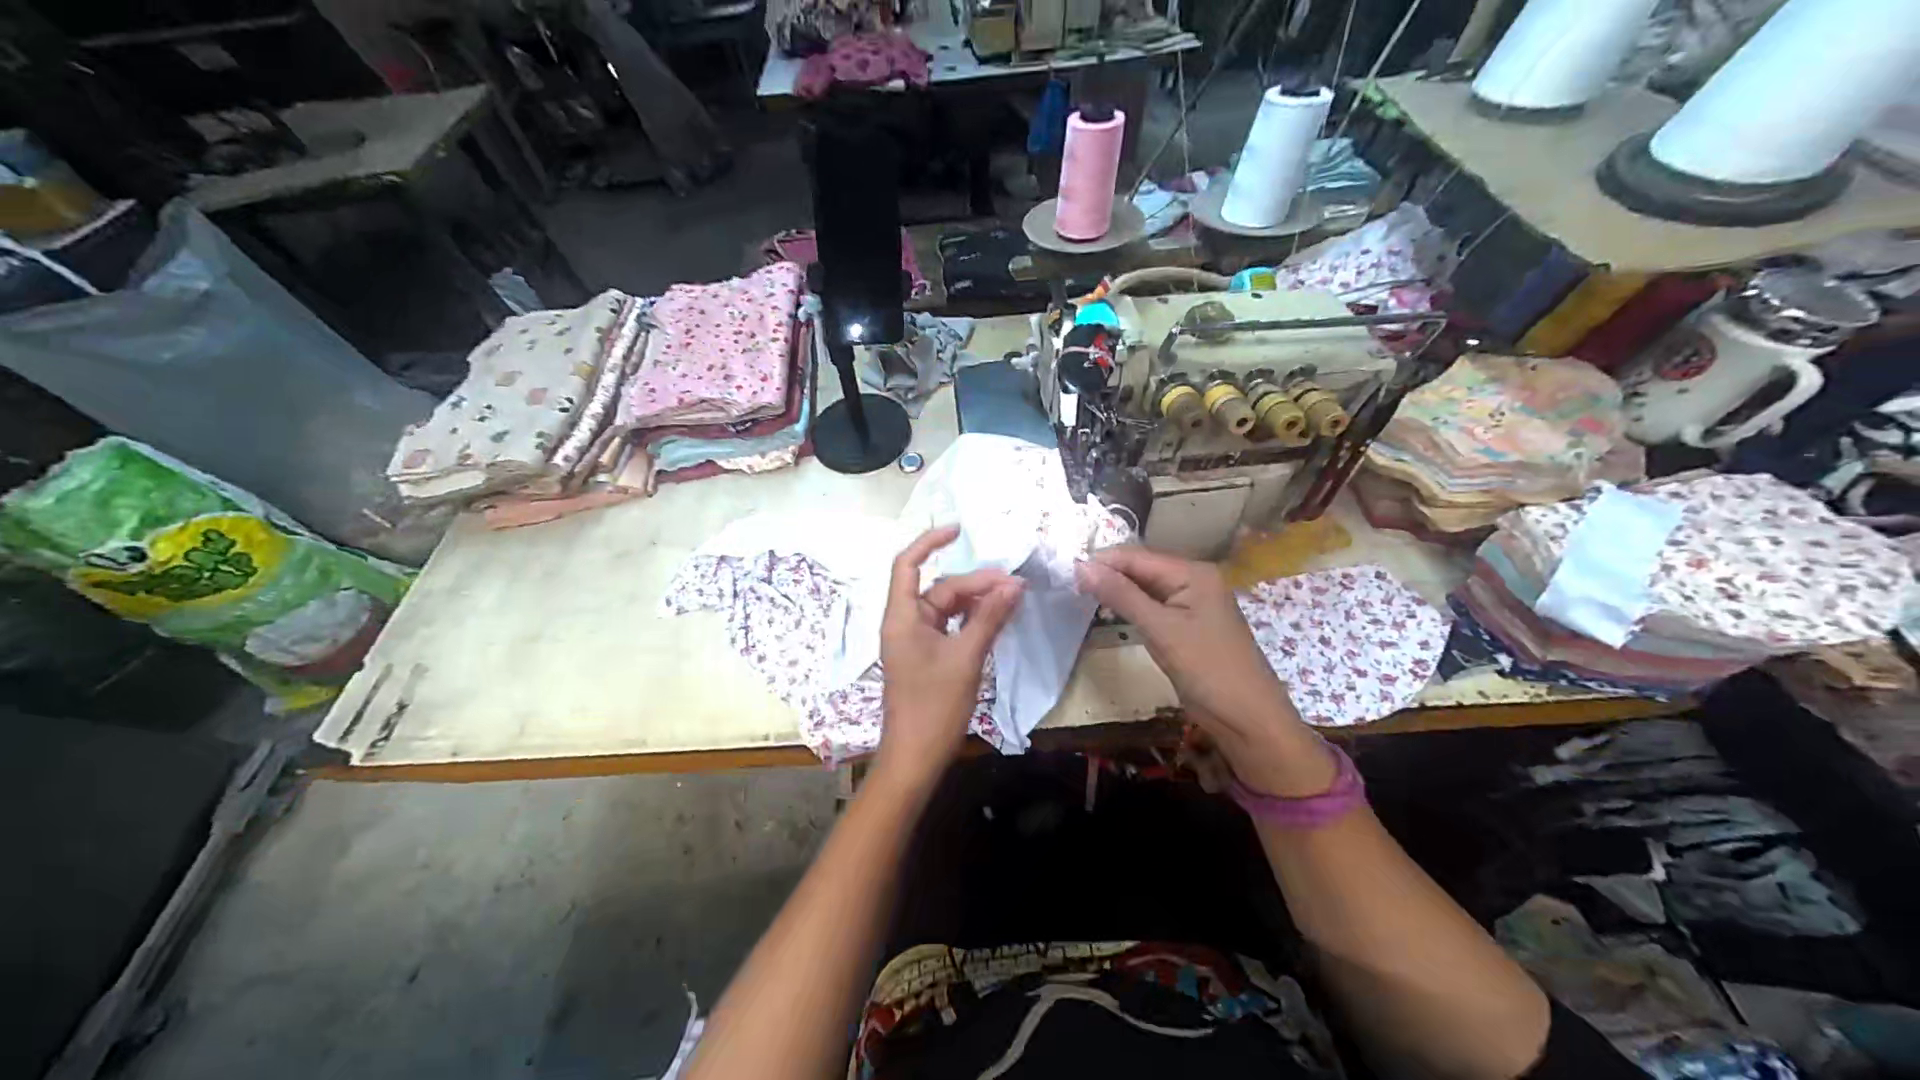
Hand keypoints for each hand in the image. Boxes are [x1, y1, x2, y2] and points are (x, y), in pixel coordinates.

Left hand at [875, 526, 1024, 792]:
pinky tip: (995, 621)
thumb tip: (1015, 583)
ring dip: (975, 602)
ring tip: (1010, 600)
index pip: (907, 564)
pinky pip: (949, 628)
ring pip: (945, 609)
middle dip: (973, 582)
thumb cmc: (935, 707)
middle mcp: (904, 624)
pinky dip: (970, 621)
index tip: (960, 530)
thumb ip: (989, 617)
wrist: (915, 758)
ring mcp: (914, 642)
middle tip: (1013, 585)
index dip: (930, 542)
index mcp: (901, 617)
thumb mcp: (966, 657)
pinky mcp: (925, 658)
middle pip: (937, 588)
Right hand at [1076, 547, 1333, 795]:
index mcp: (1193, 573)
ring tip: (1080, 595)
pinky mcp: (1188, 626)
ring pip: (1146, 588)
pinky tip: (1109, 612)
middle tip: (1068, 585)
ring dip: (1117, 591)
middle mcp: (1194, 580)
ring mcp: (1192, 604)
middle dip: (1107, 574)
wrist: (1248, 718)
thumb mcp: (1161, 629)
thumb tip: (1081, 567)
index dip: (1102, 561)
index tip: (1065, 571)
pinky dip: (1131, 608)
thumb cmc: (1208, 669)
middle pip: (1141, 569)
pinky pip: (1154, 607)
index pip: (1137, 557)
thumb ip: (1121, 595)